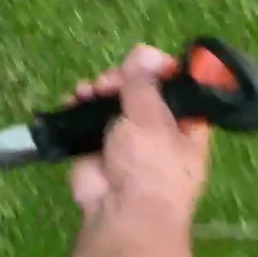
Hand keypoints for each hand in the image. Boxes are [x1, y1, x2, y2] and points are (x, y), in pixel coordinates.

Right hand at [66, 45, 211, 224]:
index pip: (175, 89)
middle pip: (137, 89)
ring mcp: (125, 136)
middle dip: (119, 80)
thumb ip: (145, 85)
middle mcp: (157, 129)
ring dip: (96, 89)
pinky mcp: (97, 140)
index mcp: (185, 127)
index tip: (139, 64)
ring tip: (86, 92)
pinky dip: (78, 103)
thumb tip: (147, 51)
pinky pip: (87, 112)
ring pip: (110, 99)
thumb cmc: (150, 165)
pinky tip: (73, 100)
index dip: (157, 72)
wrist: (120, 205)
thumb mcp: (153, 120)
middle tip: (109, 83)